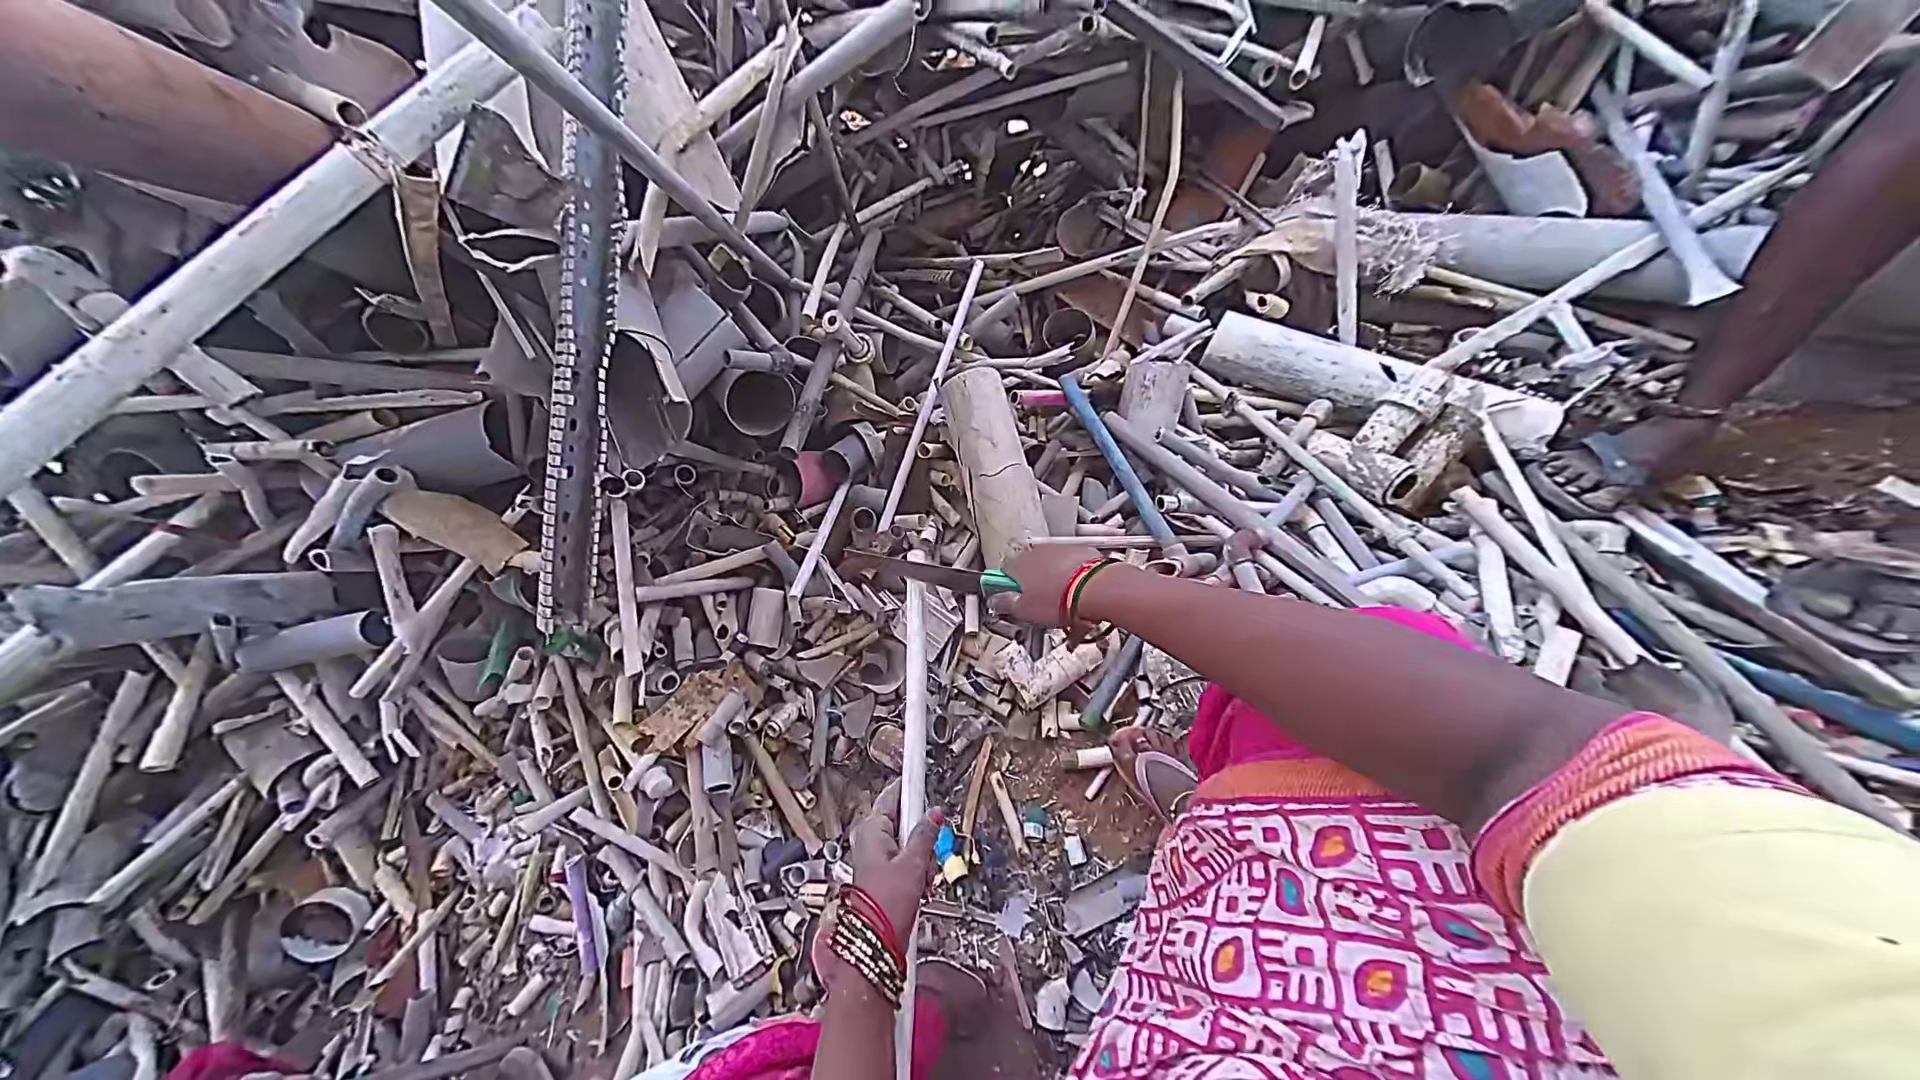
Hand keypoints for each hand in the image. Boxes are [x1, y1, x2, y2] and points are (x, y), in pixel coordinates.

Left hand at [849, 781, 941, 939]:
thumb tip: (934, 813)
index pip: (894, 794)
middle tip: (927, 852)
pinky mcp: (883, 873)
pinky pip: (907, 859)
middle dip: (923, 835)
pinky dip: (917, 869)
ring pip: (909, 841)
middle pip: (905, 819)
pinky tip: (920, 885)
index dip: (911, 784)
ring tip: (922, 875)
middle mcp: (870, 838)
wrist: (875, 944)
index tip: (919, 765)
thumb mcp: (913, 864)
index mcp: (871, 829)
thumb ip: (926, 834)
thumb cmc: (885, 906)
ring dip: (922, 856)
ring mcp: (876, 856)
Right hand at [990, 544, 1107, 627]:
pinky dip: (1072, 576)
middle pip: (1027, 568)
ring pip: (1050, 566)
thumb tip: (995, 602)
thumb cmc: (1061, 599)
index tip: (1012, 600)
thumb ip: (1005, 604)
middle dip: (1032, 585)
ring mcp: (1059, 549)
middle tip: (1039, 606)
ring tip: (1061, 602)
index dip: (1007, 588)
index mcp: (1017, 564)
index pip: (1002, 573)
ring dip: (1052, 580)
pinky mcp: (1080, 551)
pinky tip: (1077, 593)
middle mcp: (1036, 551)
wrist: (1097, 589)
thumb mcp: (1024, 611)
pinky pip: (1070, 565)